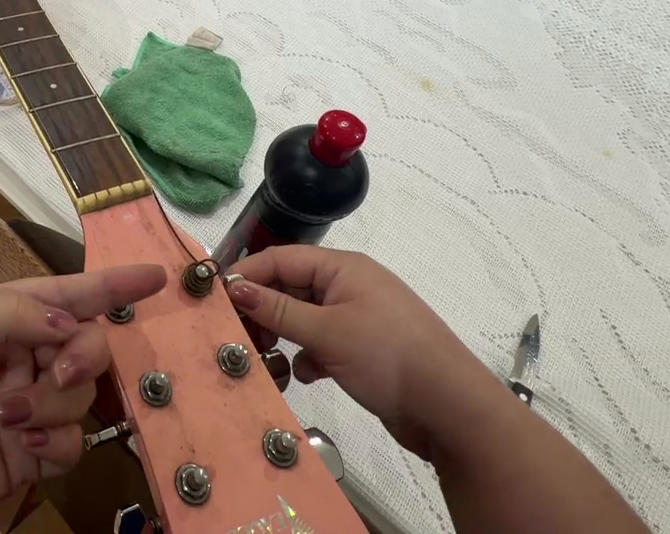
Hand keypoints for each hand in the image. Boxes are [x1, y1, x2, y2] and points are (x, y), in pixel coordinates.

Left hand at [0, 263, 166, 533]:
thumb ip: (9, 314)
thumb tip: (70, 320)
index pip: (59, 290)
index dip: (108, 283)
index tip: (156, 276)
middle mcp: (10, 353)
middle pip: (80, 338)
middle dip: (81, 347)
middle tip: (59, 364)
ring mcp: (20, 405)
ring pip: (79, 388)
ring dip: (57, 396)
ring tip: (13, 414)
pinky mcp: (25, 455)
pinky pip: (72, 438)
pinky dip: (60, 437)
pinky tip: (27, 442)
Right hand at [227, 246, 505, 459]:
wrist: (453, 410)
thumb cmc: (387, 356)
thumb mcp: (326, 331)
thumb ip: (277, 309)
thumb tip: (232, 287)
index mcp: (342, 267)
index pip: (280, 258)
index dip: (247, 274)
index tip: (216, 297)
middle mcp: (348, 284)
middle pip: (290, 286)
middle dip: (263, 308)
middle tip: (238, 332)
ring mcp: (357, 316)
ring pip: (304, 316)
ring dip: (283, 334)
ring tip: (265, 356)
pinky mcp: (363, 347)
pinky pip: (321, 340)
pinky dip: (308, 354)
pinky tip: (304, 374)